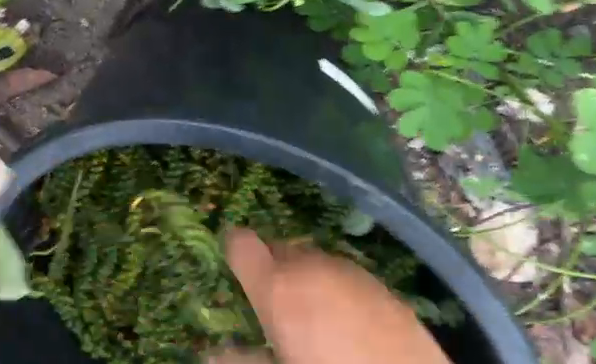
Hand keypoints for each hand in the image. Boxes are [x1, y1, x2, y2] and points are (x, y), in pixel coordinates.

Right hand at [204, 229, 452, 363]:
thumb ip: (242, 362)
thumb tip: (211, 354)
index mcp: (277, 287)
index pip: (239, 242)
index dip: (235, 256)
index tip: (238, 277)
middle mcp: (309, 267)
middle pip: (278, 249)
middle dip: (274, 271)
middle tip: (280, 311)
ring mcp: (350, 274)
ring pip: (315, 261)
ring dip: (309, 280)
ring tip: (320, 321)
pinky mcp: (384, 288)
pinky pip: (348, 277)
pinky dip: (341, 293)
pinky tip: (355, 330)